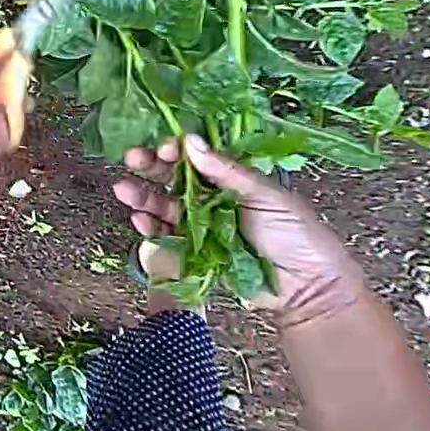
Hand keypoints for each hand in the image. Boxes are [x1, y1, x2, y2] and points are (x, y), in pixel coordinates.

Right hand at [114, 135, 365, 327]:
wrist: (307, 289)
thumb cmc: (295, 233)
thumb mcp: (265, 194)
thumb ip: (226, 170)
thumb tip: (191, 141)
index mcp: (231, 176)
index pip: (197, 156)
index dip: (178, 149)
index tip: (164, 146)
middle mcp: (212, 195)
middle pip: (174, 176)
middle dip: (151, 166)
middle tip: (131, 157)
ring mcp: (201, 223)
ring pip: (164, 203)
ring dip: (142, 195)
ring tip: (123, 188)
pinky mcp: (194, 250)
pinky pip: (166, 235)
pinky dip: (150, 226)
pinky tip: (138, 218)